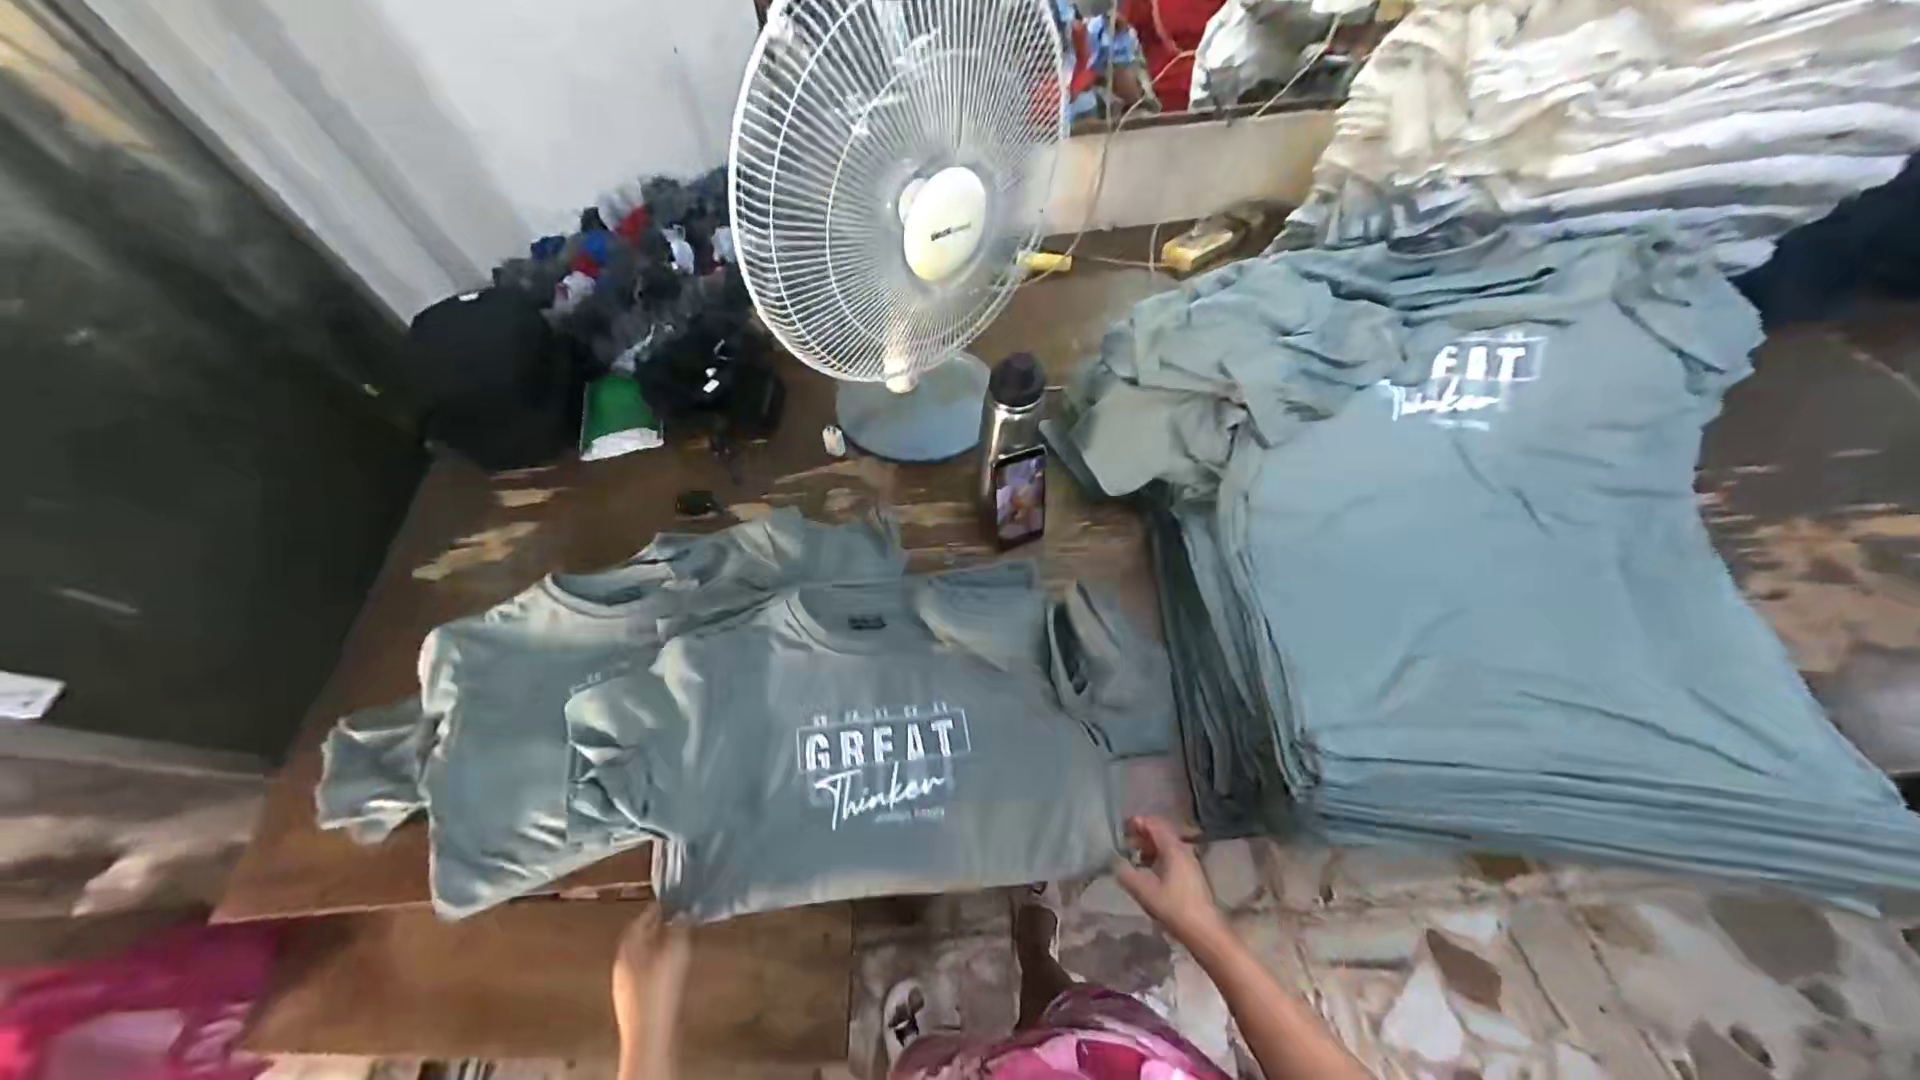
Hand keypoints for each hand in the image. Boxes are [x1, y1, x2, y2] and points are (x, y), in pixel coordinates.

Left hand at [612, 908, 690, 1079]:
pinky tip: (673, 966)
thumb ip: (681, 926)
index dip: (658, 907)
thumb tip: (686, 910)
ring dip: (659, 943)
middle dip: (659, 925)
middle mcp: (622, 962)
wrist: (649, 1035)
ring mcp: (625, 983)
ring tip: (679, 939)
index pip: (641, 918)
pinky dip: (659, 961)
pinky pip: (646, 970)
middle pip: (641, 936)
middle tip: (678, 917)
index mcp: (628, 947)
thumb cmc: (660, 988)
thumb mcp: (676, 949)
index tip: (673, 899)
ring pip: (643, 954)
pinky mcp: (633, 999)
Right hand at [1112, 815, 1232, 951]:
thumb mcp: (1142, 890)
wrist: (1203, 930)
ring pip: (1167, 844)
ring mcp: (1190, 861)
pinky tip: (1150, 870)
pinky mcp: (1193, 873)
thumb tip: (1115, 862)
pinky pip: (1173, 855)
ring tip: (1136, 856)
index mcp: (1172, 848)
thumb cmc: (1172, 906)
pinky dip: (1159, 855)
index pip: (1153, 824)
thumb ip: (1125, 873)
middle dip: (1143, 834)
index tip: (1123, 827)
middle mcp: (1183, 849)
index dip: (1137, 822)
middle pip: (1161, 832)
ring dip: (1150, 846)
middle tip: (1127, 842)